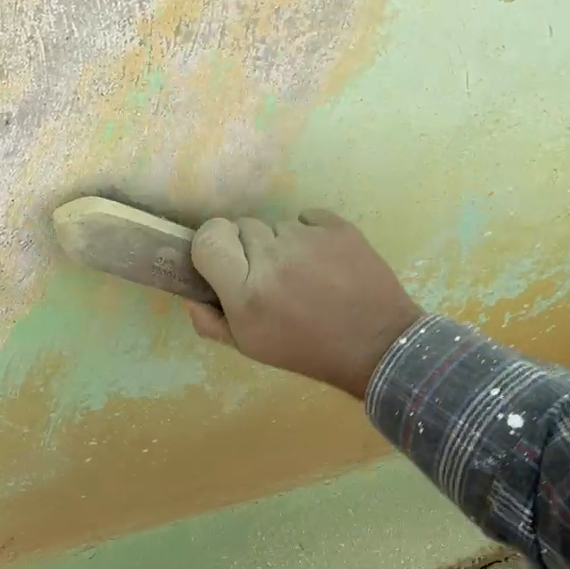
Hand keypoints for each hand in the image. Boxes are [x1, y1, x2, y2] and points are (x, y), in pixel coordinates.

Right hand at [189, 209, 422, 398]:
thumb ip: (211, 322)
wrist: (378, 345)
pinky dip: (311, 235)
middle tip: (270, 275)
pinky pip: (308, 218)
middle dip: (249, 247)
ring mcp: (307, 239)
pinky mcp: (338, 228)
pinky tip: (325, 262)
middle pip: (242, 227)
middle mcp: (272, 258)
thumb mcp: (250, 347)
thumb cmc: (307, 350)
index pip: (208, 238)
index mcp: (245, 291)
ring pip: (276, 225)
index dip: (212, 244)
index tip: (224, 258)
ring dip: (281, 244)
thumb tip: (192, 295)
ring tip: (305, 273)